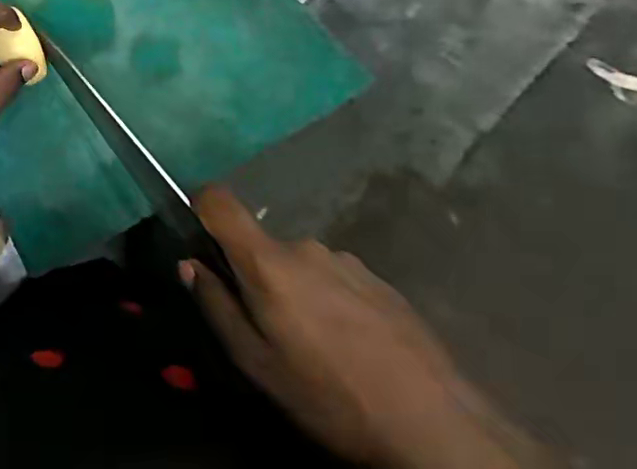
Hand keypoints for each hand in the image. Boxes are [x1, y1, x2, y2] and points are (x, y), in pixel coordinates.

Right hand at [184, 187, 549, 468]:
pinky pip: (337, 280)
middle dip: (254, 272)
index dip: (200, 206)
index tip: (198, 235)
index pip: (218, 201)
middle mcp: (306, 248)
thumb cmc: (331, 395)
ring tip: (315, 341)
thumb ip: (215, 304)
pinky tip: (352, 347)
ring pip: (300, 264)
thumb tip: (190, 265)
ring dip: (295, 288)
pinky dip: (331, 302)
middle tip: (266, 322)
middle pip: (261, 244)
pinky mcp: (386, 286)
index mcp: (267, 261)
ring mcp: (350, 264)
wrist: (446, 434)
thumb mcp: (255, 362)